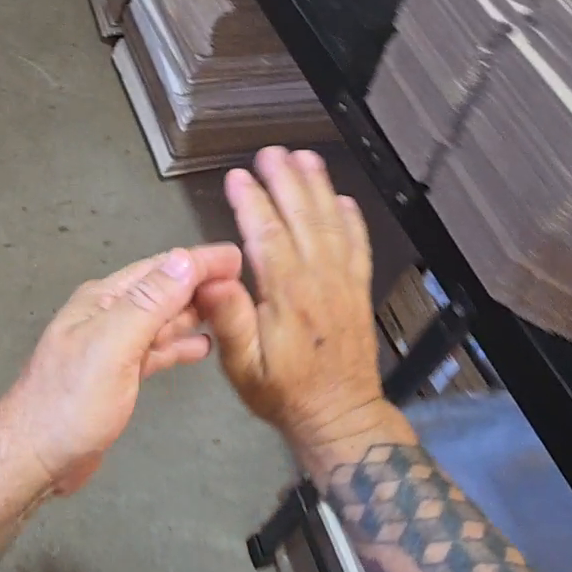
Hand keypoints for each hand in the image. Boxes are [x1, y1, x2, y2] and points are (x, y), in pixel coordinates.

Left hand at [0, 244, 242, 494]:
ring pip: (160, 320)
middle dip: (199, 283)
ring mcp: (111, 347)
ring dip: (192, 312)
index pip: (159, 269)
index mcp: (103, 300)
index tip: (236, 256)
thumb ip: (148, 302)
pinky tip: (202, 345)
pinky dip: (178, 344)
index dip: (198, 261)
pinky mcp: (116, 376)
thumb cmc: (70, 402)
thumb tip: (183, 259)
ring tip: (229, 309)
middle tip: (241, 283)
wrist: (34, 458)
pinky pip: (154, 350)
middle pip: (161, 290)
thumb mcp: (112, 345)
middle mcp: (107, 316)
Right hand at [197, 147, 383, 449]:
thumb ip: (230, 321)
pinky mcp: (358, 292)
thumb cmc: (282, 393)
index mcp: (287, 296)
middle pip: (302, 220)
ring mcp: (343, 284)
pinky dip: (352, 221)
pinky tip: (344, 200)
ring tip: (306, 159)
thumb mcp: (243, 367)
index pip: (267, 236)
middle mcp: (319, 281)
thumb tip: (213, 277)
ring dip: (318, 189)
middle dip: (286, 182)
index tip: (237, 176)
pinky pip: (358, 248)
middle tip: (272, 152)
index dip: (252, 202)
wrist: (340, 418)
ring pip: (331, 226)